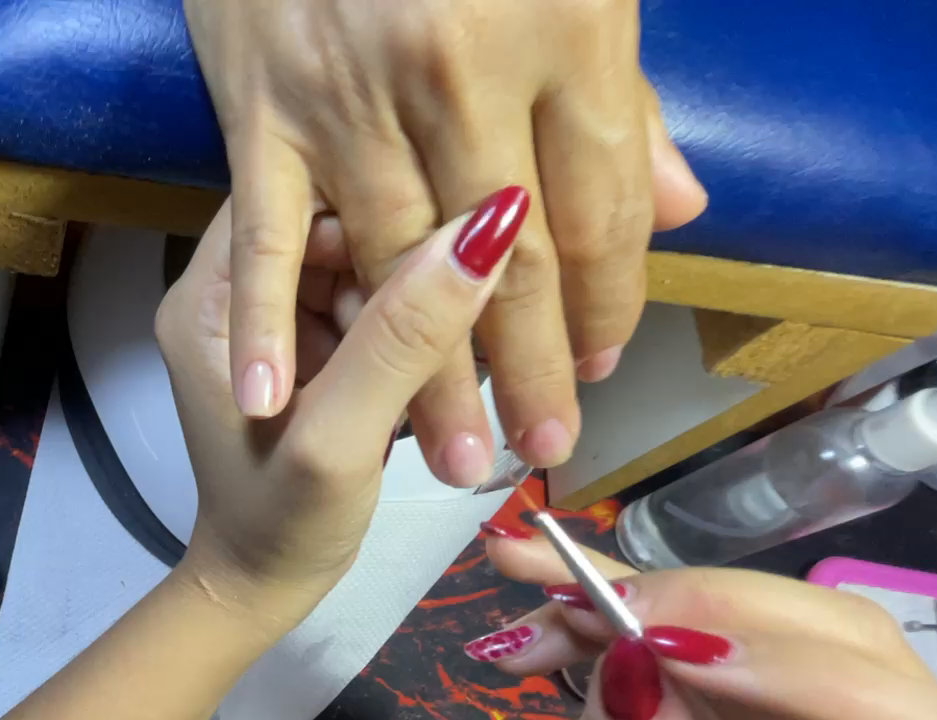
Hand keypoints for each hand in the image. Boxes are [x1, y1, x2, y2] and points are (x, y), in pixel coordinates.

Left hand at [156, 188, 522, 627]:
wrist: (265, 582)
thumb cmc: (281, 520)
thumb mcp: (339, 435)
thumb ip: (403, 338)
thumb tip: (494, 220)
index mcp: (207, 302)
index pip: (291, 197)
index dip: (374, 198)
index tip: (448, 233)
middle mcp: (230, 299)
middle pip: (331, 229)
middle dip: (401, 264)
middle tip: (460, 309)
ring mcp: (269, 328)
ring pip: (358, 268)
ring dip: (414, 305)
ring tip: (456, 350)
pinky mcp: (305, 355)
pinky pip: (366, 312)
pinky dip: (409, 335)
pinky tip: (443, 365)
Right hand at [185, 0, 708, 484]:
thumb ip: (621, 100)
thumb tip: (675, 206)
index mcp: (561, 19)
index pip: (597, 199)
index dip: (605, 295)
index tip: (599, 367)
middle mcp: (458, 72)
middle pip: (507, 258)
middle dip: (532, 365)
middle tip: (543, 449)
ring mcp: (348, 107)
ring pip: (394, 270)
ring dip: (423, 376)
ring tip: (451, 458)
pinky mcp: (261, 125)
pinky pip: (264, 239)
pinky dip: (261, 321)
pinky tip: (263, 398)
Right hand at [462, 534, 936, 719]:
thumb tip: (626, 674)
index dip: (804, 676)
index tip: (664, 651)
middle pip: (834, 637)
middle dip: (696, 610)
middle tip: (581, 615)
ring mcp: (827, 688)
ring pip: (753, 599)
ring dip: (631, 594)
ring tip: (539, 616)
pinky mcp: (747, 648)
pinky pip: (680, 594)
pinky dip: (601, 574)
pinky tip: (527, 559)